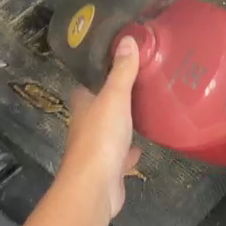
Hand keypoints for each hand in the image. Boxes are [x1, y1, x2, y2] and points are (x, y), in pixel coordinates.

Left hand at [58, 36, 142, 217]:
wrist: (95, 186)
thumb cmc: (101, 138)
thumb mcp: (114, 98)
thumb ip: (122, 71)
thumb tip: (128, 38)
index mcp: (83, 106)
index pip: (86, 84)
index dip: (97, 74)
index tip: (116, 62)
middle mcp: (85, 127)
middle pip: (99, 108)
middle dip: (113, 99)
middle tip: (137, 85)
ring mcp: (96, 150)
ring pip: (109, 133)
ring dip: (121, 125)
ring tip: (142, 112)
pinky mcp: (108, 171)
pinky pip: (120, 157)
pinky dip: (129, 152)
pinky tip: (141, 148)